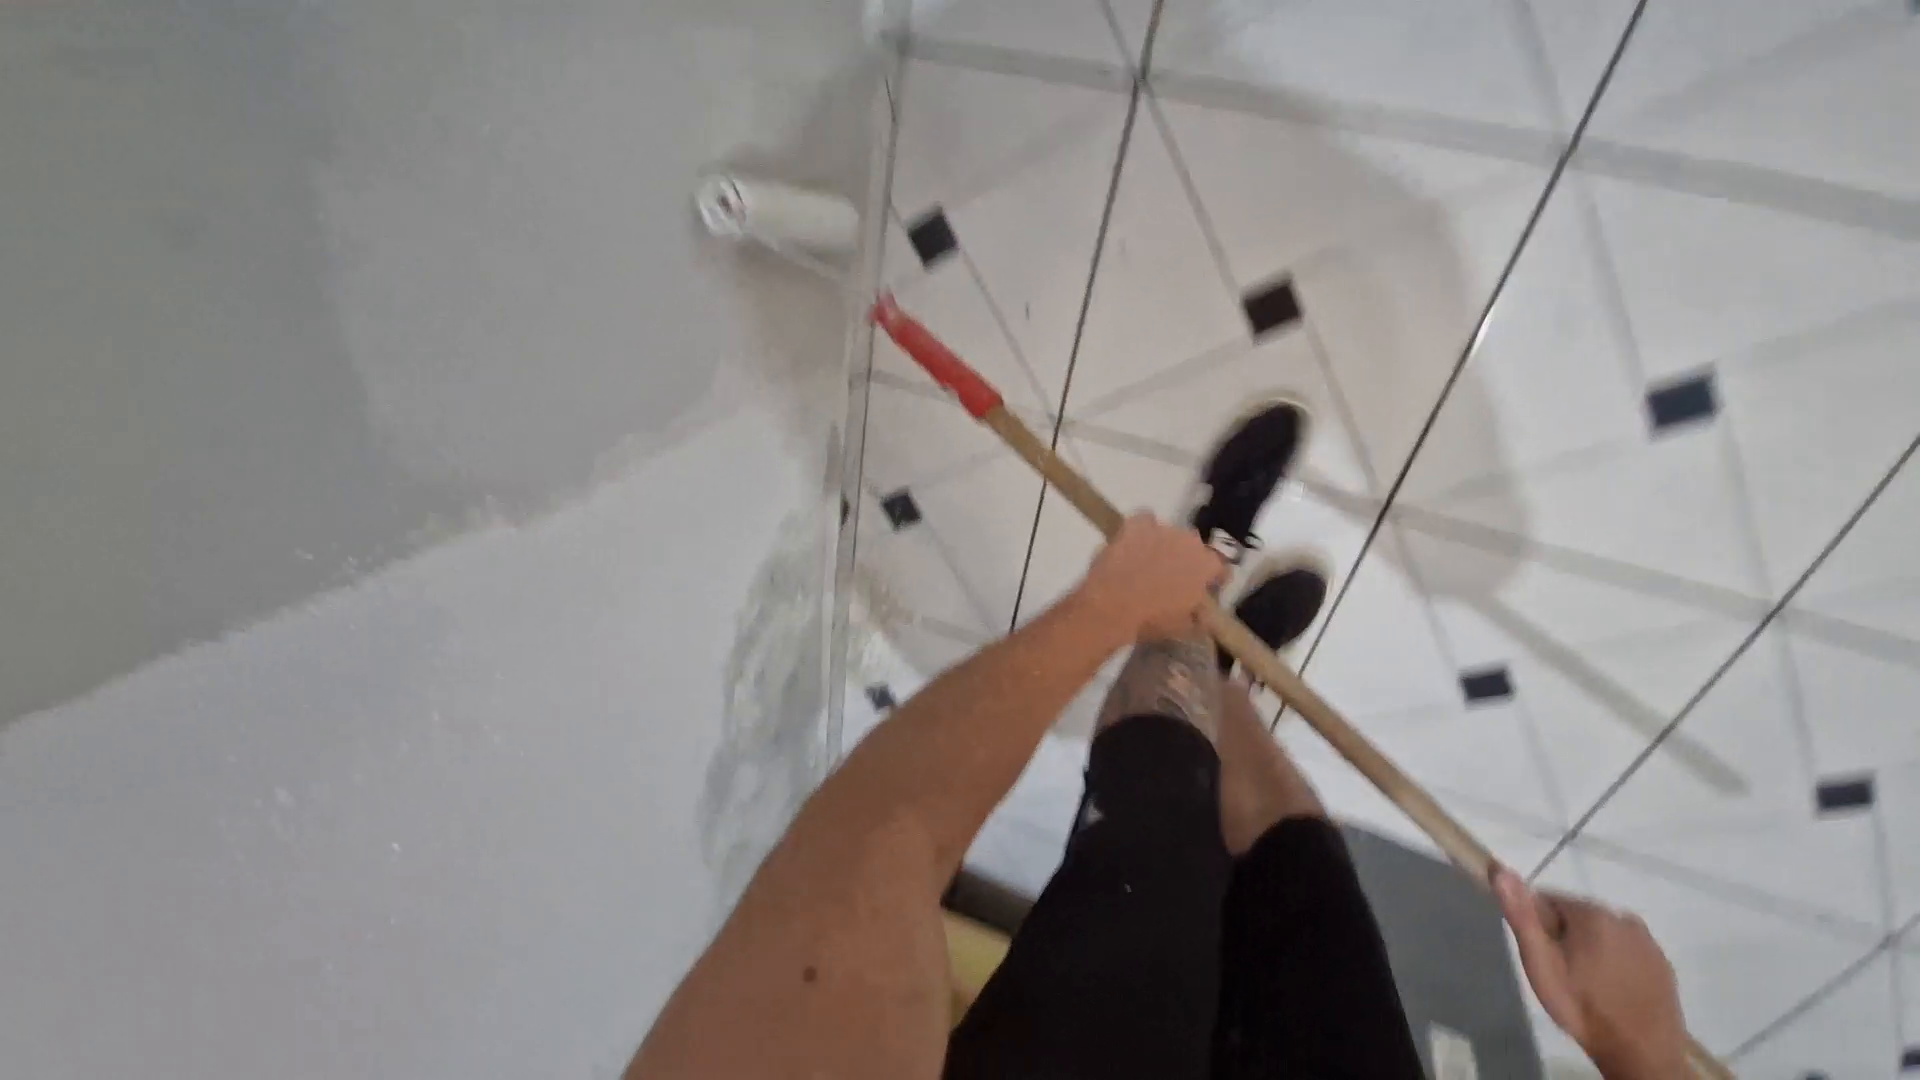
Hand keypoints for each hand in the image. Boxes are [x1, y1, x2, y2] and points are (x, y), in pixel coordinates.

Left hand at [1078, 513, 1227, 640]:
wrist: (1109, 607)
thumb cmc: (1150, 620)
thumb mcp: (1183, 627)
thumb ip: (1199, 617)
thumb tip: (1201, 614)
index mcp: (1206, 565)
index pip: (1219, 567)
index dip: (1211, 578)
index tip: (1201, 589)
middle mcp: (1190, 541)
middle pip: (1193, 548)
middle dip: (1184, 560)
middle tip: (1169, 578)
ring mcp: (1162, 529)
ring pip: (1168, 534)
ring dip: (1162, 546)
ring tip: (1145, 563)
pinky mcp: (1135, 524)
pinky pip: (1144, 521)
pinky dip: (1140, 530)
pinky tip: (1132, 544)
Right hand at [1494, 869, 1689, 1079]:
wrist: (1641, 1057)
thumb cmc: (1580, 1005)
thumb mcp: (1539, 961)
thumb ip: (1521, 914)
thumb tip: (1498, 868)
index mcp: (1591, 913)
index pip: (1548, 900)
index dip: (1538, 925)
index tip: (1541, 954)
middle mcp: (1624, 918)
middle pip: (1577, 915)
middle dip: (1563, 934)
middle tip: (1559, 970)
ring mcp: (1649, 943)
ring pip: (1603, 932)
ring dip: (1590, 946)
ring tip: (1584, 981)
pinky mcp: (1664, 966)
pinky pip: (1627, 949)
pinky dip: (1615, 959)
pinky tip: (1609, 987)